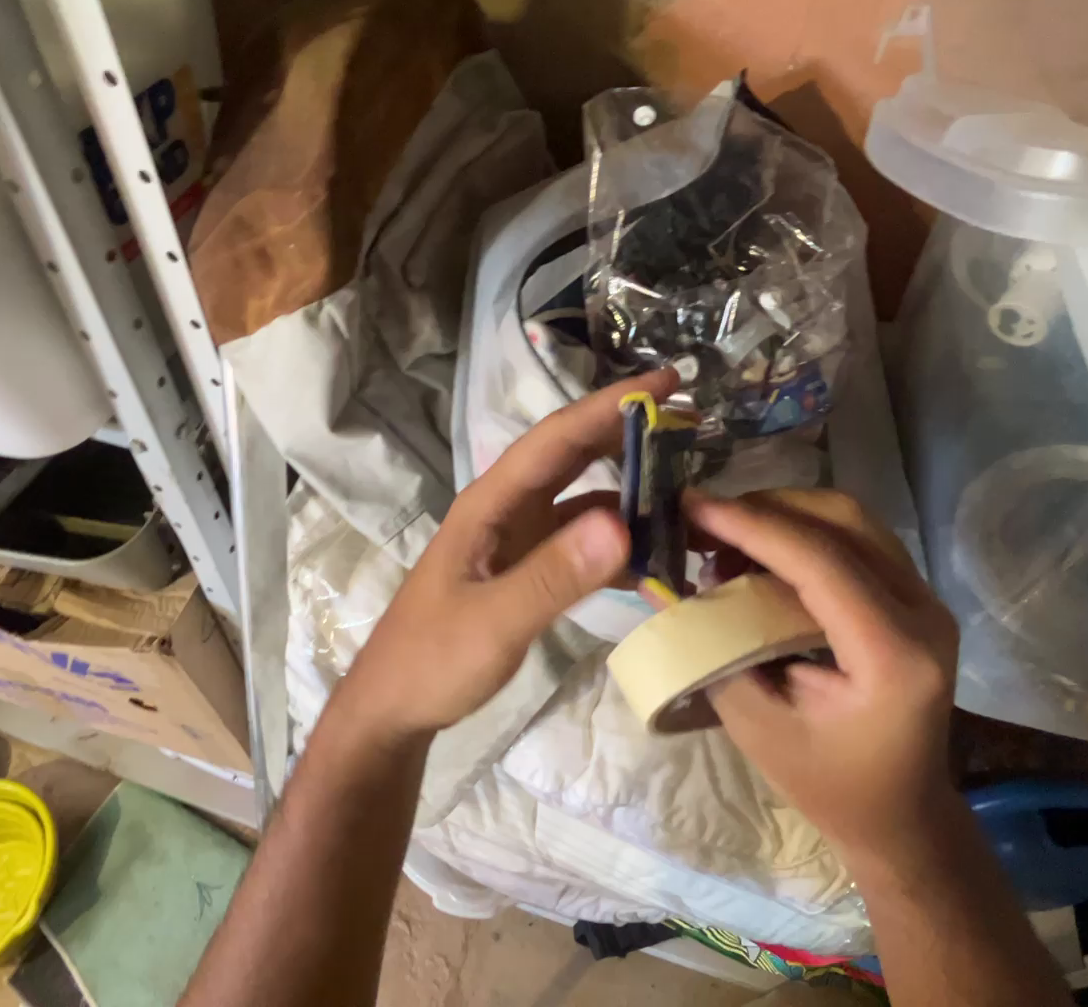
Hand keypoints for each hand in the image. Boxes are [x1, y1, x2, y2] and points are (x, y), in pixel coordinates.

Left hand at [336, 369, 680, 741]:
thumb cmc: (431, 660)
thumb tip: (624, 523)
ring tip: (691, 496)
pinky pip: (582, 547)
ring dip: (632, 496)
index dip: (609, 406)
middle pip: (572, 458)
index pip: (556, 439)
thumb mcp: (493, 621)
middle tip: (692, 423)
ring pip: (584, 503)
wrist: (394, 706)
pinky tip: (657, 560)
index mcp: (490, 504)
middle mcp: (507, 511)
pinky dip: (619, 547)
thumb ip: (553, 576)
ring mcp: (517, 542)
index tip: (668, 381)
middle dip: (629, 435)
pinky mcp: (527, 573)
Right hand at [686, 489, 960, 855]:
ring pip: (849, 519)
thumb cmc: (827, 782)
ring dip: (780, 513)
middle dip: (764, 507)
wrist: (901, 812)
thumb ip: (710, 649)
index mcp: (893, 655)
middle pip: (842, 520)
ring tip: (721, 534)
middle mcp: (923, 613)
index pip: (820, 561)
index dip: (751, 525)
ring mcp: (925, 599)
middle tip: (700, 521)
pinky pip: (853, 538)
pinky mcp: (911, 596)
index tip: (691, 506)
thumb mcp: (755, 725)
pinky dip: (799, 530)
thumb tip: (661, 585)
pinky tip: (755, 550)